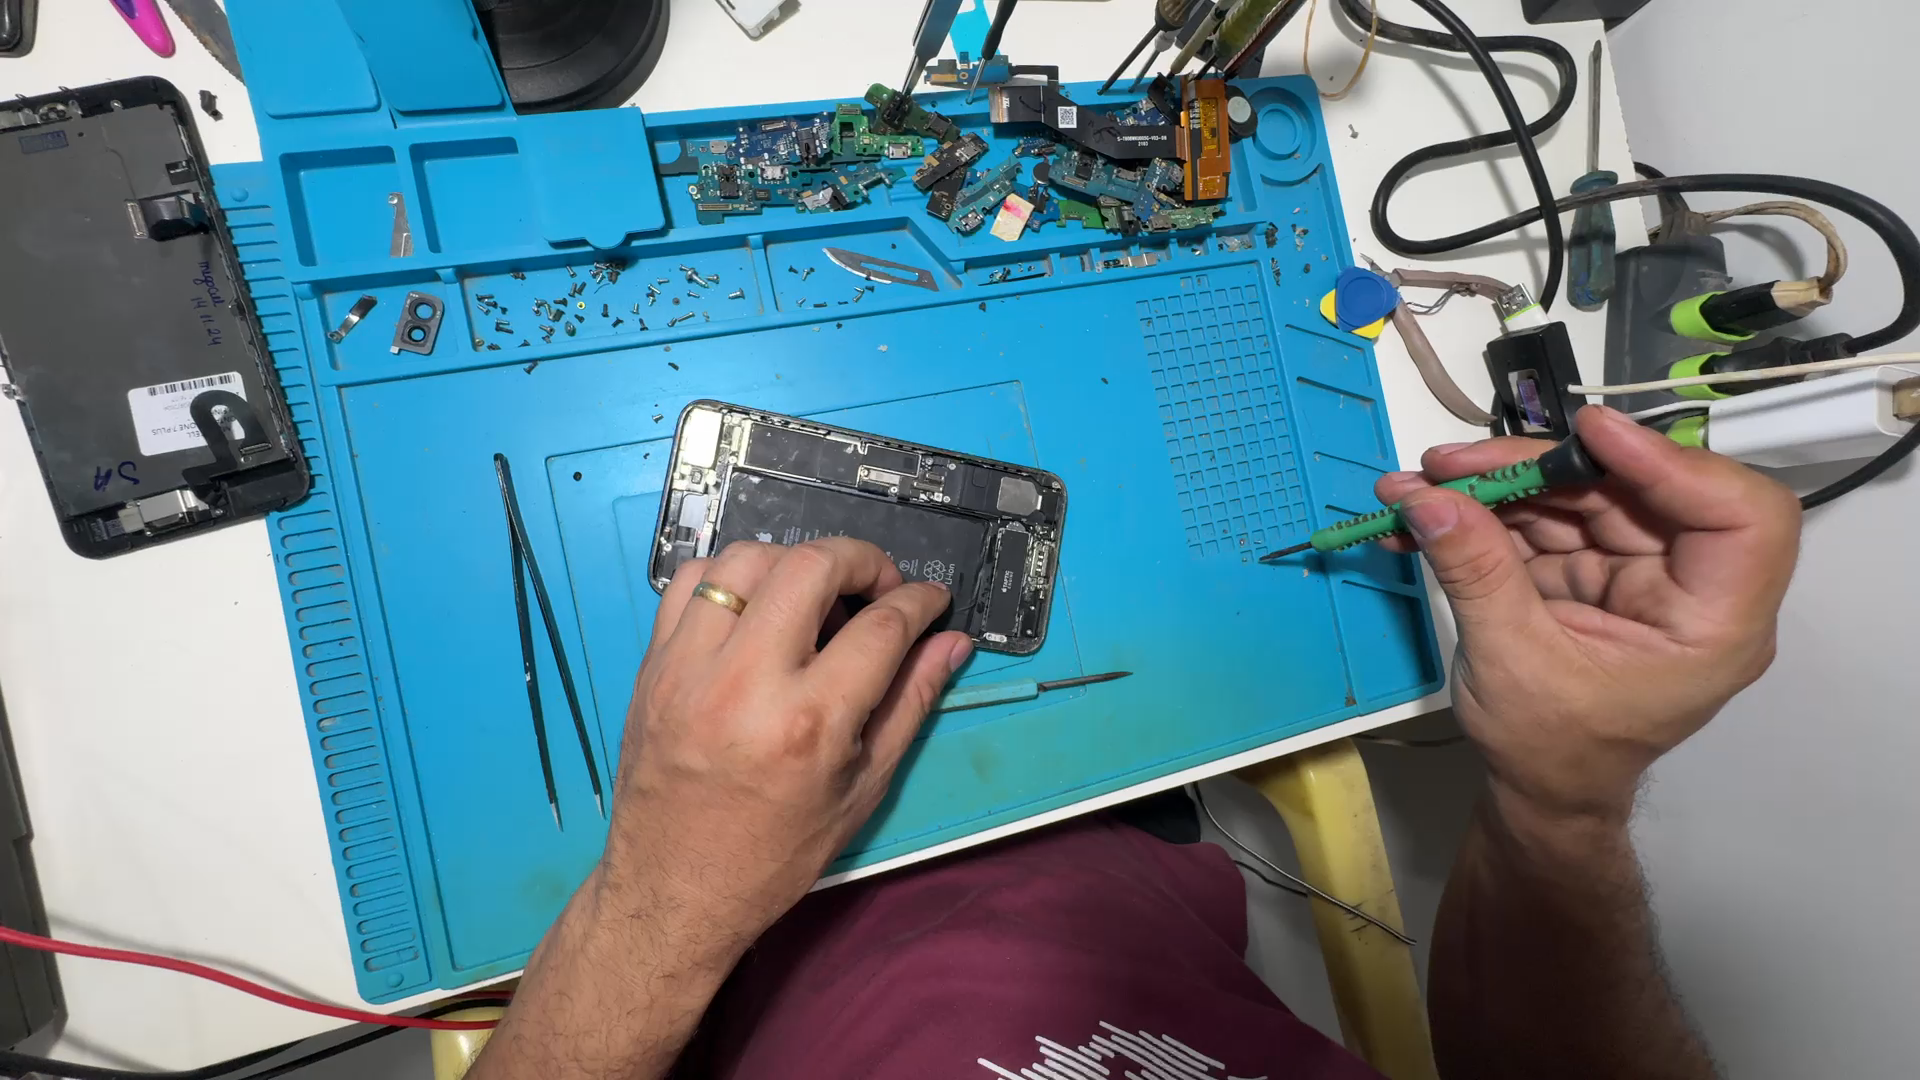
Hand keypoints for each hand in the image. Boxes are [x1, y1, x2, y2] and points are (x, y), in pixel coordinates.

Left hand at [599, 537, 972, 951]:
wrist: (672, 892)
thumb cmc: (780, 851)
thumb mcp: (864, 786)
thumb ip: (911, 702)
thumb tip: (953, 642)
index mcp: (809, 723)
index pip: (880, 627)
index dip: (919, 602)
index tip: (932, 600)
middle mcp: (745, 682)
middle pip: (810, 567)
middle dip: (862, 559)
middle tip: (880, 586)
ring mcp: (688, 667)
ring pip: (747, 559)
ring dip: (796, 562)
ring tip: (818, 596)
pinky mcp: (654, 664)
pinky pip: (691, 581)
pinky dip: (734, 576)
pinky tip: (758, 605)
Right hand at [1378, 405, 1800, 820]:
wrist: (1533, 783)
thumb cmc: (1550, 744)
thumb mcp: (1509, 660)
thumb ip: (1473, 572)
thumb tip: (1423, 499)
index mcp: (1708, 620)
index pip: (1733, 518)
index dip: (1669, 464)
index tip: (1585, 433)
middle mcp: (1676, 583)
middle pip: (1623, 494)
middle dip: (1528, 471)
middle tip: (1444, 465)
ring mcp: (1621, 574)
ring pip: (1566, 502)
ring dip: (1484, 490)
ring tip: (1411, 486)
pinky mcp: (1572, 574)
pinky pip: (1524, 528)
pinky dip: (1469, 520)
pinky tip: (1418, 519)